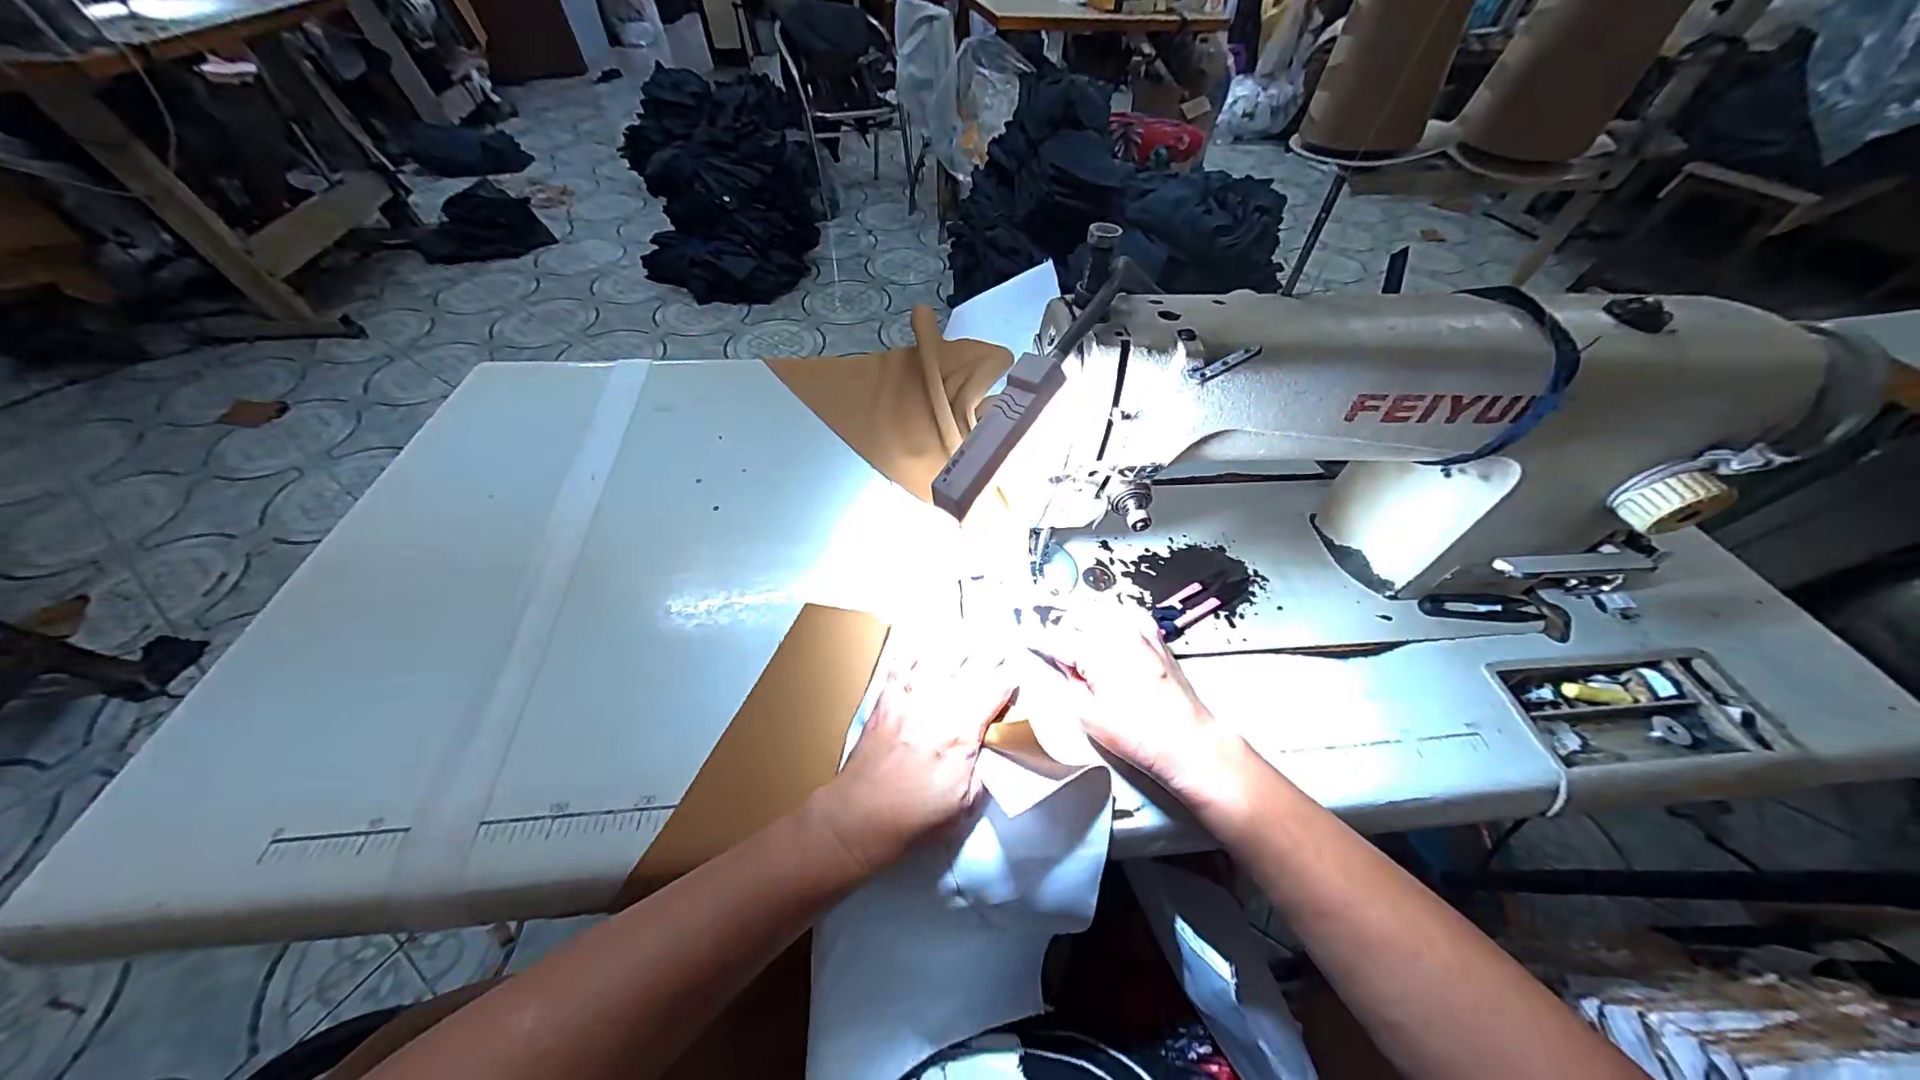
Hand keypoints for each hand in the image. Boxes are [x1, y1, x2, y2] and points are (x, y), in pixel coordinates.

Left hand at [810, 645, 1015, 875]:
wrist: (862, 815)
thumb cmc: (917, 817)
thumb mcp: (966, 802)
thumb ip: (981, 767)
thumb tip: (986, 746)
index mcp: (962, 732)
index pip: (994, 693)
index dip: (1008, 680)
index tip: (1016, 673)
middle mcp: (937, 707)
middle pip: (968, 669)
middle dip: (987, 656)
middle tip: (999, 646)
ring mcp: (908, 700)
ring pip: (936, 661)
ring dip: (954, 649)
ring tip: (966, 640)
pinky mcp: (885, 701)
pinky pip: (900, 669)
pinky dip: (912, 657)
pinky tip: (920, 651)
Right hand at [1044, 609, 1254, 819]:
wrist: (1188, 741)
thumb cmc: (1142, 735)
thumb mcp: (1086, 713)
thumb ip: (1066, 678)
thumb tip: (1059, 660)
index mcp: (1098, 649)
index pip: (1055, 636)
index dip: (1034, 637)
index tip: (1023, 635)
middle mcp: (1120, 630)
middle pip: (1076, 615)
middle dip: (1062, 627)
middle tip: (1053, 649)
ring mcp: (1141, 629)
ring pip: (1099, 610)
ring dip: (1084, 622)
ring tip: (1079, 646)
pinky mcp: (1155, 635)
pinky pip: (1122, 616)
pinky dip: (1108, 623)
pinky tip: (1105, 641)